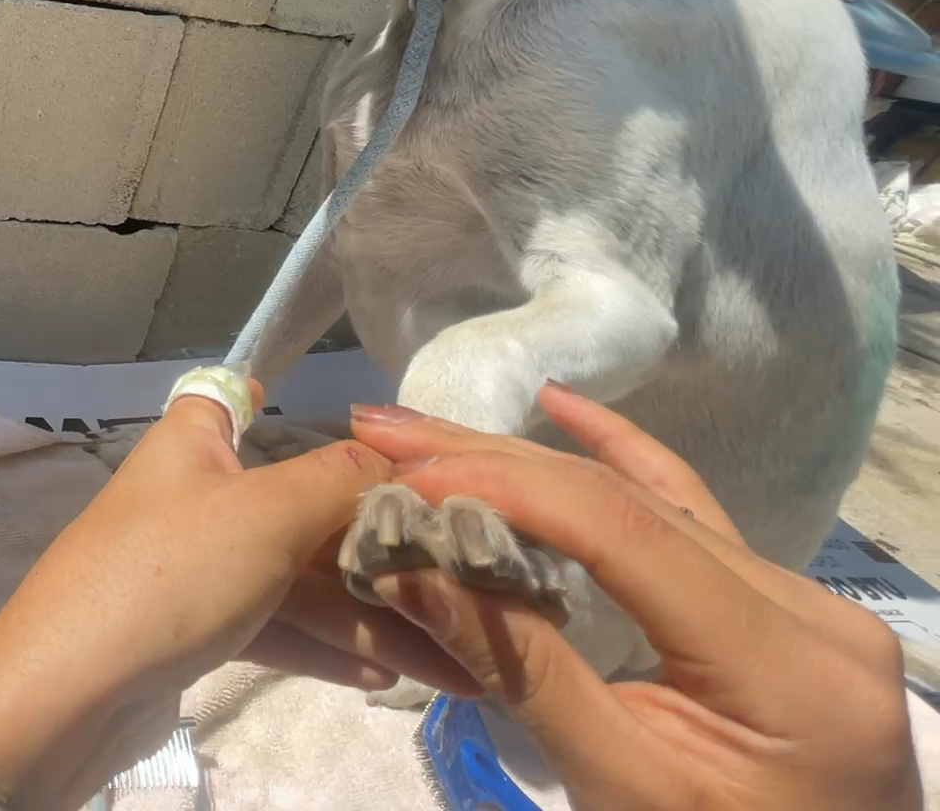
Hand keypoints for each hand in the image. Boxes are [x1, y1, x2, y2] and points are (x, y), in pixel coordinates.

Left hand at [0, 382, 475, 810]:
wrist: (74, 685)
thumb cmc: (172, 568)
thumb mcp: (264, 513)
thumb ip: (337, 481)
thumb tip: (401, 458)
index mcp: (192, 442)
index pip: (226, 396)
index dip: (265, 391)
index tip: (332, 413)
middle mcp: (191, 492)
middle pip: (292, 501)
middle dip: (374, 544)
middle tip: (466, 586)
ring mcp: (191, 562)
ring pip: (292, 574)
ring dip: (369, 612)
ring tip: (459, 658)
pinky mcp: (193, 625)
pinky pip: (273, 622)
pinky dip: (326, 643)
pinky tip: (391, 675)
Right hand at [348, 385, 921, 810]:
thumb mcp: (619, 787)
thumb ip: (519, 671)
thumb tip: (401, 571)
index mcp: (781, 658)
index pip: (616, 528)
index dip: (499, 486)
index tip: (401, 476)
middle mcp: (797, 601)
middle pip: (613, 495)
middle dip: (482, 456)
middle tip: (379, 431)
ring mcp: (787, 592)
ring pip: (628, 492)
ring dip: (512, 455)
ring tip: (417, 427)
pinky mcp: (763, 596)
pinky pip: (676, 504)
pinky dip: (611, 448)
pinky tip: (561, 404)